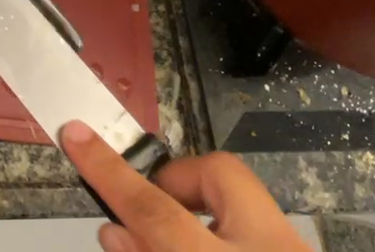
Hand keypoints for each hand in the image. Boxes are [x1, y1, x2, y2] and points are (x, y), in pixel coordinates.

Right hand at [61, 124, 311, 251]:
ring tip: (172, 241)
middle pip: (220, 175)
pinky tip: (207, 247)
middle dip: (173, 181)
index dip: (110, 171)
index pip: (156, 209)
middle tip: (142, 215)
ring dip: (202, 216)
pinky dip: (227, 237)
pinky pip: (264, 231)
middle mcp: (273, 250)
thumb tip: (115, 232)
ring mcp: (298, 250)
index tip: (76, 134)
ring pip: (246, 204)